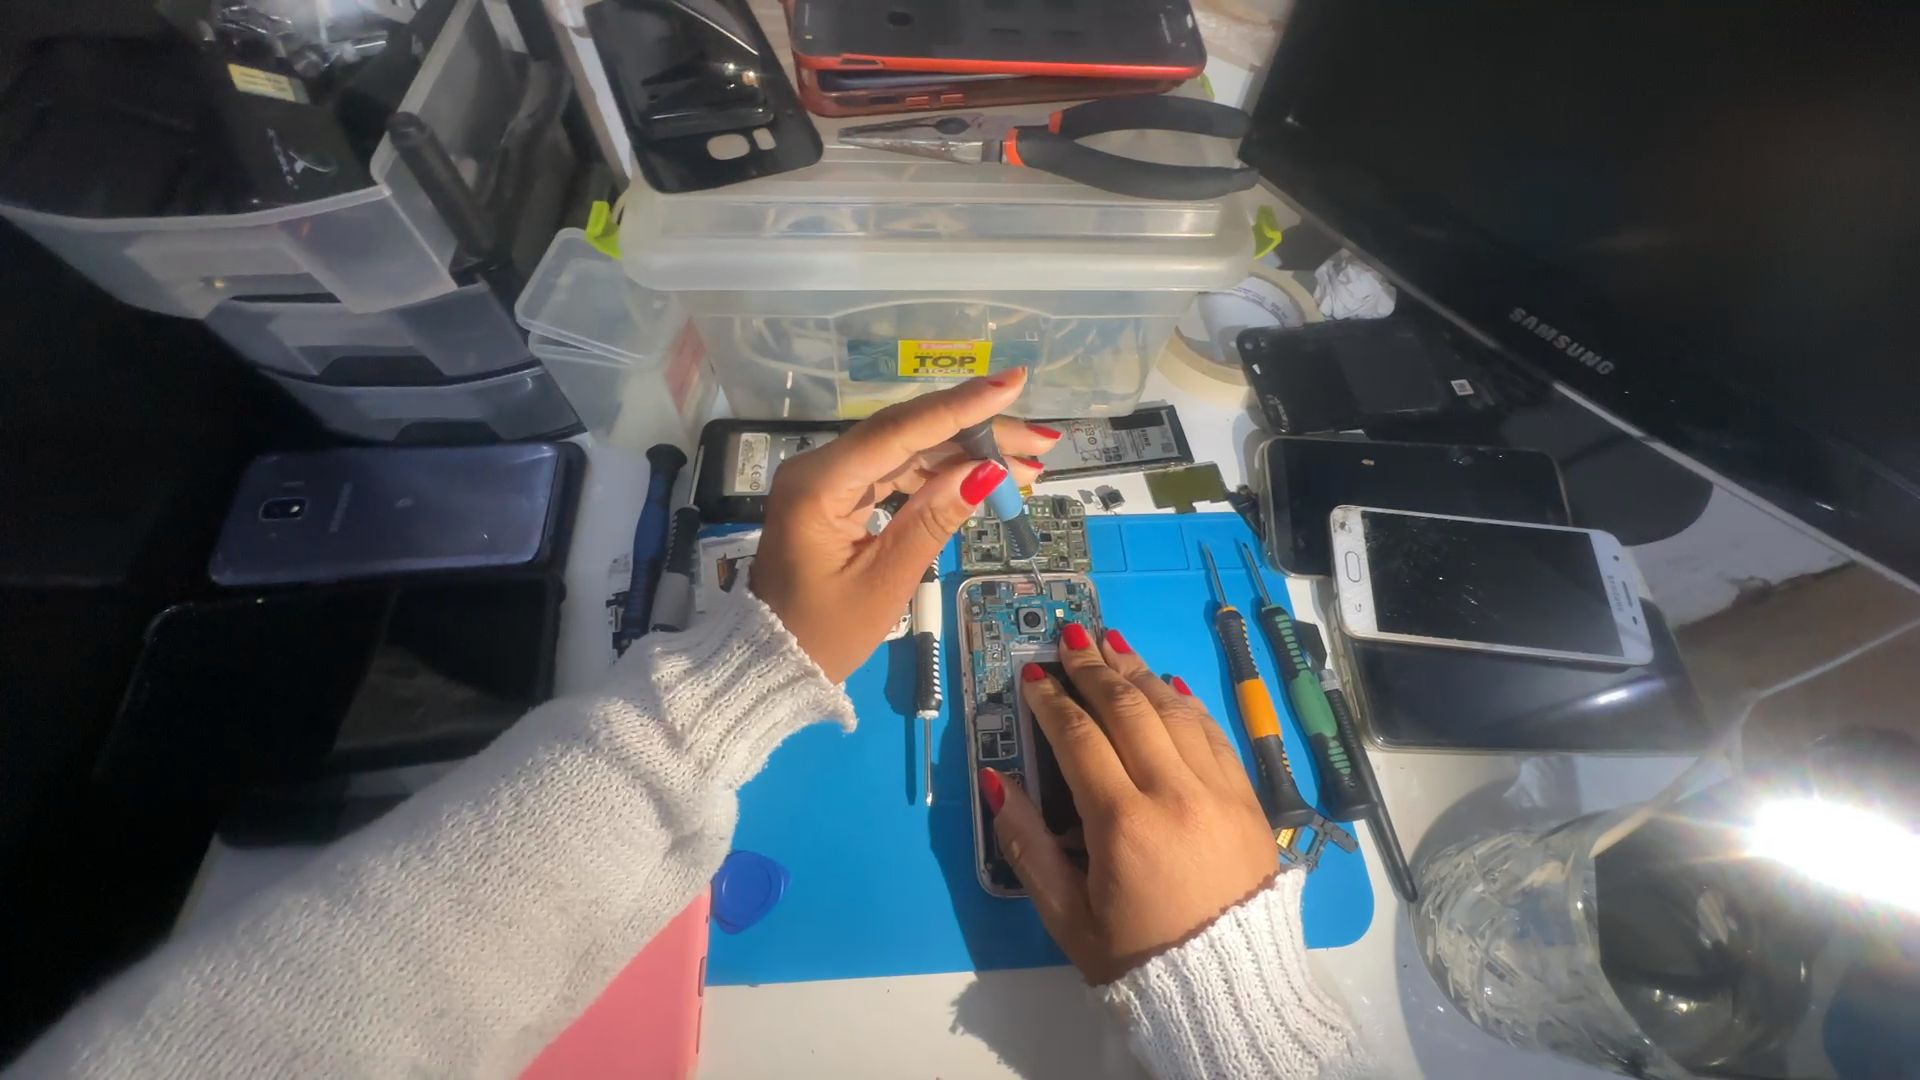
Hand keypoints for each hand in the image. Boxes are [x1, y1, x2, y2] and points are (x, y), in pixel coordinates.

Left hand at [750, 371, 1061, 681]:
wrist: (773, 659)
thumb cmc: (824, 634)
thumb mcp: (886, 583)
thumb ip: (933, 521)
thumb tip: (986, 471)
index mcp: (819, 485)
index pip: (898, 432)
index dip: (960, 408)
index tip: (1012, 385)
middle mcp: (821, 467)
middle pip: (908, 433)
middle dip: (977, 431)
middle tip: (1040, 438)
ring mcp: (830, 478)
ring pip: (908, 450)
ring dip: (966, 453)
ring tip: (1027, 464)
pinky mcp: (841, 494)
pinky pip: (898, 471)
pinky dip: (941, 474)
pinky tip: (983, 476)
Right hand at [982, 624, 1281, 983]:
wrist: (1234, 994)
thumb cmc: (1139, 956)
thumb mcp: (1067, 916)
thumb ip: (1027, 845)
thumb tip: (997, 782)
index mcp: (1124, 822)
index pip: (1079, 736)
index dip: (1052, 701)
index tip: (1034, 676)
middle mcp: (1174, 792)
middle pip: (1128, 708)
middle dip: (1094, 668)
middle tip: (1071, 638)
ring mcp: (1218, 790)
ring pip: (1173, 709)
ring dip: (1139, 670)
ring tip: (1112, 642)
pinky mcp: (1248, 797)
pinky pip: (1214, 732)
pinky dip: (1186, 701)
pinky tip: (1167, 681)